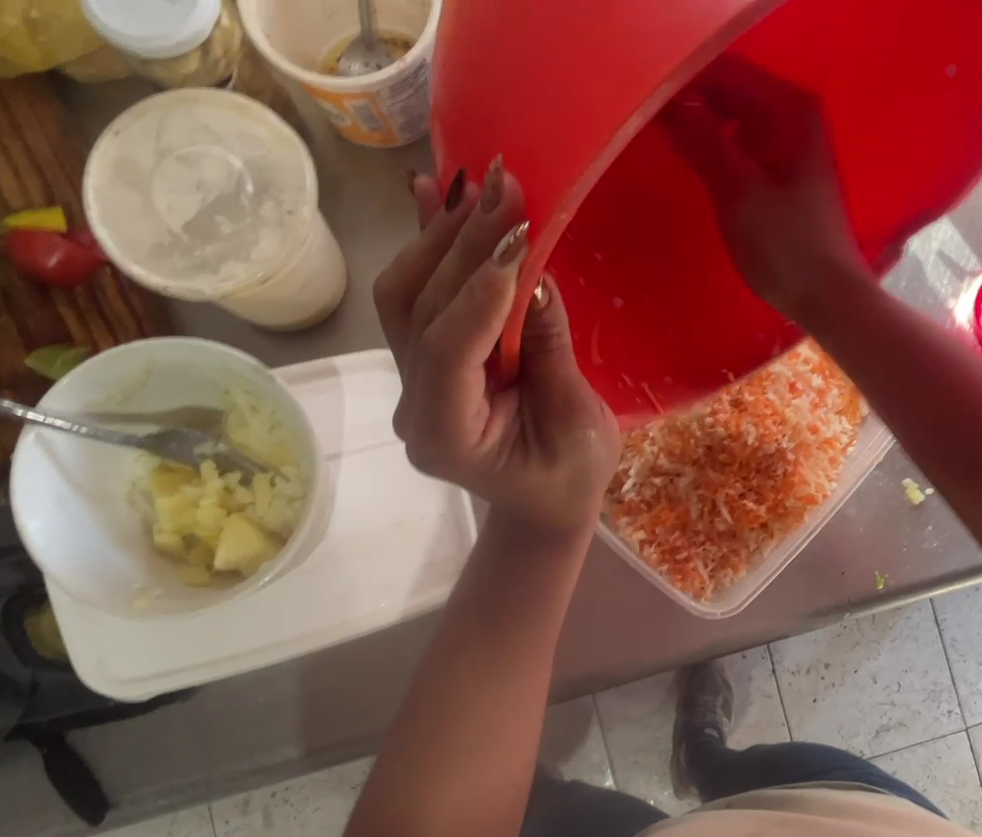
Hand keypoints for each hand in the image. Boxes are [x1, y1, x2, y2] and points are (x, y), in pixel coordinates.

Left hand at [376, 166, 620, 537]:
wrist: (541, 507)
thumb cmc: (568, 480)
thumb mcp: (575, 428)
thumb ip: (548, 354)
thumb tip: (534, 277)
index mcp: (448, 436)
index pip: (449, 351)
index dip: (480, 292)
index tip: (518, 236)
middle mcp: (415, 405)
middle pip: (423, 310)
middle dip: (465, 246)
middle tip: (506, 187)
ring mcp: (412, 381)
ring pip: (406, 295)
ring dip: (441, 237)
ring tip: (478, 184)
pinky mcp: (423, 360)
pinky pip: (415, 298)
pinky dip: (427, 247)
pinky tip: (431, 193)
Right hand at [660, 56, 875, 323]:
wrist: (829, 297)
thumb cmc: (786, 247)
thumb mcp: (738, 192)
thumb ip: (702, 141)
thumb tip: (668, 103)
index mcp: (789, 108)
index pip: (725, 72)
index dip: (684, 84)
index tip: (647, 102)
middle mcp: (796, 116)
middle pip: (732, 93)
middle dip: (693, 103)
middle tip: (650, 123)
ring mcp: (794, 147)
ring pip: (737, 121)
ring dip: (705, 128)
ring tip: (668, 143)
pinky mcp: (788, 176)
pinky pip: (745, 146)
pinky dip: (721, 150)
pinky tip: (699, 166)